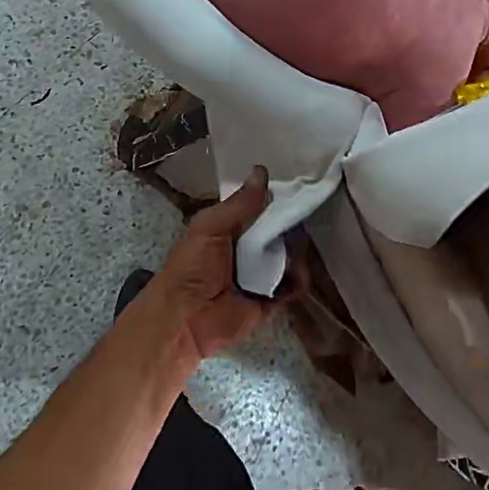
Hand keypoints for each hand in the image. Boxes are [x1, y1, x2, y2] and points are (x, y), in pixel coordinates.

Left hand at [143, 167, 294, 362]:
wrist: (185, 319)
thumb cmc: (193, 266)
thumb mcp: (211, 227)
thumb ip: (239, 204)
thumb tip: (261, 170)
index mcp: (229, 229)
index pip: (258, 209)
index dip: (274, 200)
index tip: (297, 188)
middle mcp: (246, 249)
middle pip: (278, 233)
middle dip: (291, 226)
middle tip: (303, 220)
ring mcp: (259, 275)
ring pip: (289, 258)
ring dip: (298, 254)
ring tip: (297, 253)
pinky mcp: (270, 301)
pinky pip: (292, 287)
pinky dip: (299, 281)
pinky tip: (298, 276)